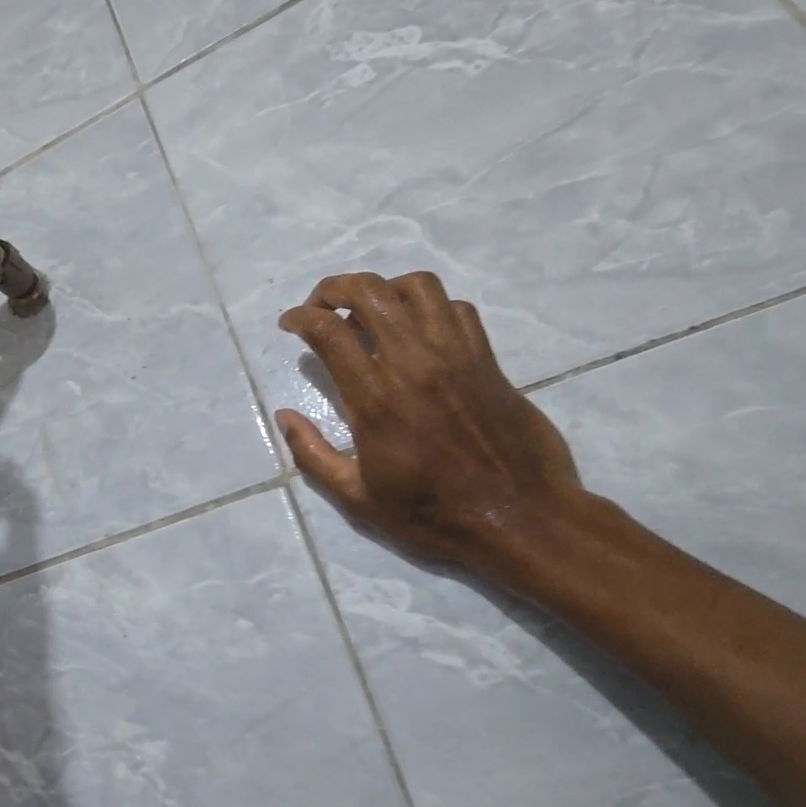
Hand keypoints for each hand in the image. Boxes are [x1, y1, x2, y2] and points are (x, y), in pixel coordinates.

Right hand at [277, 271, 582, 576]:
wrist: (521, 519)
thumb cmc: (432, 514)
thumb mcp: (356, 498)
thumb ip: (312, 454)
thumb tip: (284, 416)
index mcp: (375, 397)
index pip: (329, 330)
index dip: (300, 317)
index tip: (290, 325)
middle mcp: (413, 363)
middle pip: (370, 292)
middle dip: (334, 289)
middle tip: (320, 308)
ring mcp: (456, 356)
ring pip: (417, 288)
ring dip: (384, 289)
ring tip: (370, 313)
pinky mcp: (487, 361)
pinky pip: (457, 309)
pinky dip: (429, 307)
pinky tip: (417, 332)